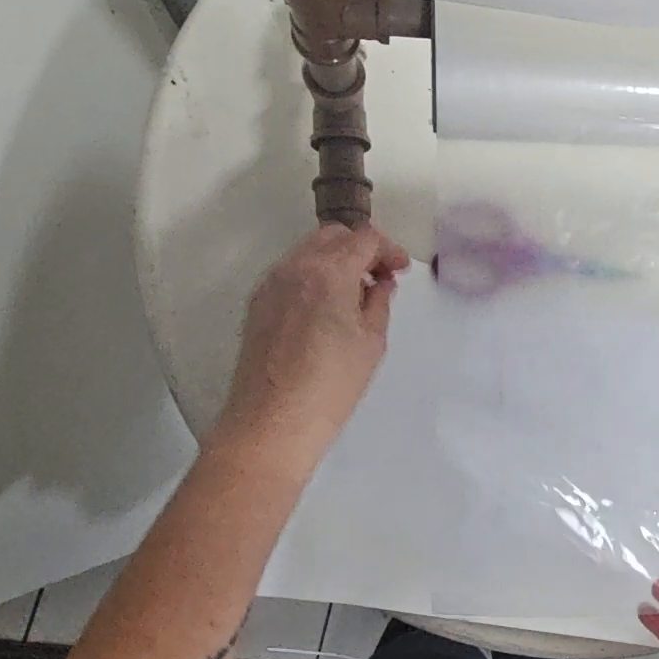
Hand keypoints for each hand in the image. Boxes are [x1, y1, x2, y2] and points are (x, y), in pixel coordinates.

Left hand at [211, 223, 409, 464]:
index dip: (388, 249)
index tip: (400, 270)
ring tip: (356, 292)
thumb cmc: (331, 386)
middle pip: (333, 235)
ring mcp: (271, 284)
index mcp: (329, 273)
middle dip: (361, 248)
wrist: (272, 423)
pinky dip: (315, 274)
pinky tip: (328, 306)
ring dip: (336, 260)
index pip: (364, 239)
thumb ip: (378, 302)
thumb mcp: (372, 342)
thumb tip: (379, 283)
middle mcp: (295, 268)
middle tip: (381, 275)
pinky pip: (291, 272)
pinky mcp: (258, 304)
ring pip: (309, 250)